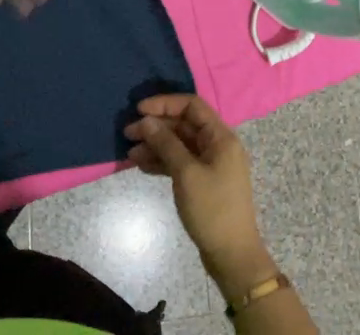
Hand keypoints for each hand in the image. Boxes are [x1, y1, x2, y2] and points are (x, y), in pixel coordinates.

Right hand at [123, 94, 271, 293]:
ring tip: (131, 153)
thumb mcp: (186, 173)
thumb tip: (146, 120)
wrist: (231, 255)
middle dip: (156, 126)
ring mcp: (210, 164)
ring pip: (179, 144)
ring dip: (156, 145)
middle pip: (183, 124)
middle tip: (128, 133)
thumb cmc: (212, 209)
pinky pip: (180, 162)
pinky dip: (162, 161)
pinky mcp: (203, 182)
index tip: (139, 110)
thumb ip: (166, 143)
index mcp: (221, 137)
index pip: (192, 106)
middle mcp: (217, 145)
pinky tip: (142, 166)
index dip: (165, 103)